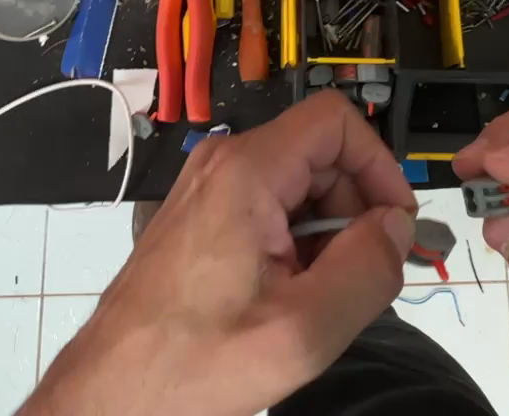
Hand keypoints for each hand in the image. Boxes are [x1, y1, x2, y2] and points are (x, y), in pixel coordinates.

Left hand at [21, 91, 417, 415]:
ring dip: (327, 232)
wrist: (111, 388)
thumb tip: (397, 225)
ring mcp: (212, 183)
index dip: (378, 163)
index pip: (335, 120)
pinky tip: (290, 291)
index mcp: (247, 170)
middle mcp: (226, 160)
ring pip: (299, 182)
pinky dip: (297, 239)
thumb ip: (365, 271)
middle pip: (320, 153)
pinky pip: (271, 203)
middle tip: (358, 277)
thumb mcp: (300, 331)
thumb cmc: (193, 361)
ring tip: (318, 294)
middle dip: (354, 209)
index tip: (395, 223)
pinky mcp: (205, 209)